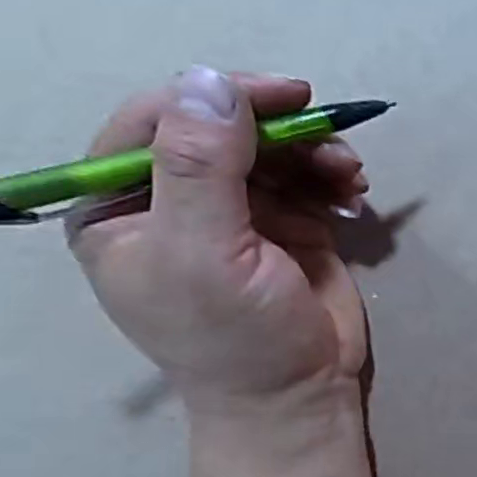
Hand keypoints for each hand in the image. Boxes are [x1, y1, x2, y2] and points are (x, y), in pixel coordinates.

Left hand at [68, 68, 372, 420]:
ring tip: (352, 174)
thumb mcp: (204, 253)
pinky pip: (306, 182)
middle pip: (222, 131)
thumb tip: (210, 80)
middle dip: (279, 129)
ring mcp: (237, 214)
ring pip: (271, 152)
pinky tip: (353, 194)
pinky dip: (332, 178)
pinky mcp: (287, 228)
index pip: (157, 123)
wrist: (300, 396)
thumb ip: (199, 166)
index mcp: (123, 206)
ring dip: (315, 153)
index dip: (218, 98)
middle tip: (328, 130)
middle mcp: (176, 201)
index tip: (284, 95)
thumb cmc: (235, 337)